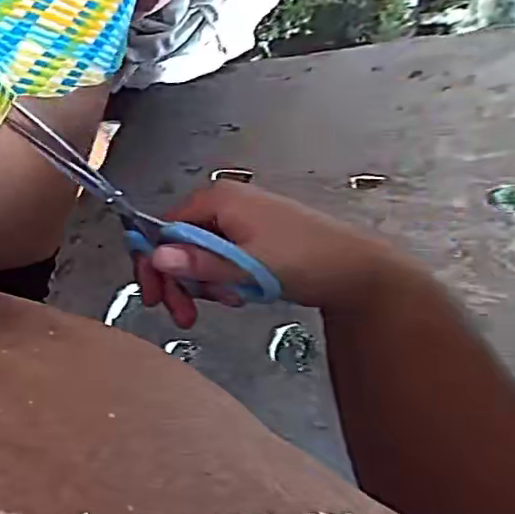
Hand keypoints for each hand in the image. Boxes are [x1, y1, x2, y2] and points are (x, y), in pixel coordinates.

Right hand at [134, 180, 422, 326]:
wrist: (360, 271)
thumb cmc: (308, 262)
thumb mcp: (248, 267)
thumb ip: (200, 264)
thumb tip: (156, 257)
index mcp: (218, 199)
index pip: (162, 228)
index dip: (154, 264)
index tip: (156, 297)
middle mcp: (223, 201)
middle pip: (176, 242)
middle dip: (177, 280)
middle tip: (182, 314)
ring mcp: (237, 217)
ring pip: (195, 252)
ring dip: (199, 283)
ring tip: (223, 301)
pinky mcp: (248, 233)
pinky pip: (215, 255)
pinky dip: (217, 278)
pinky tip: (235, 294)